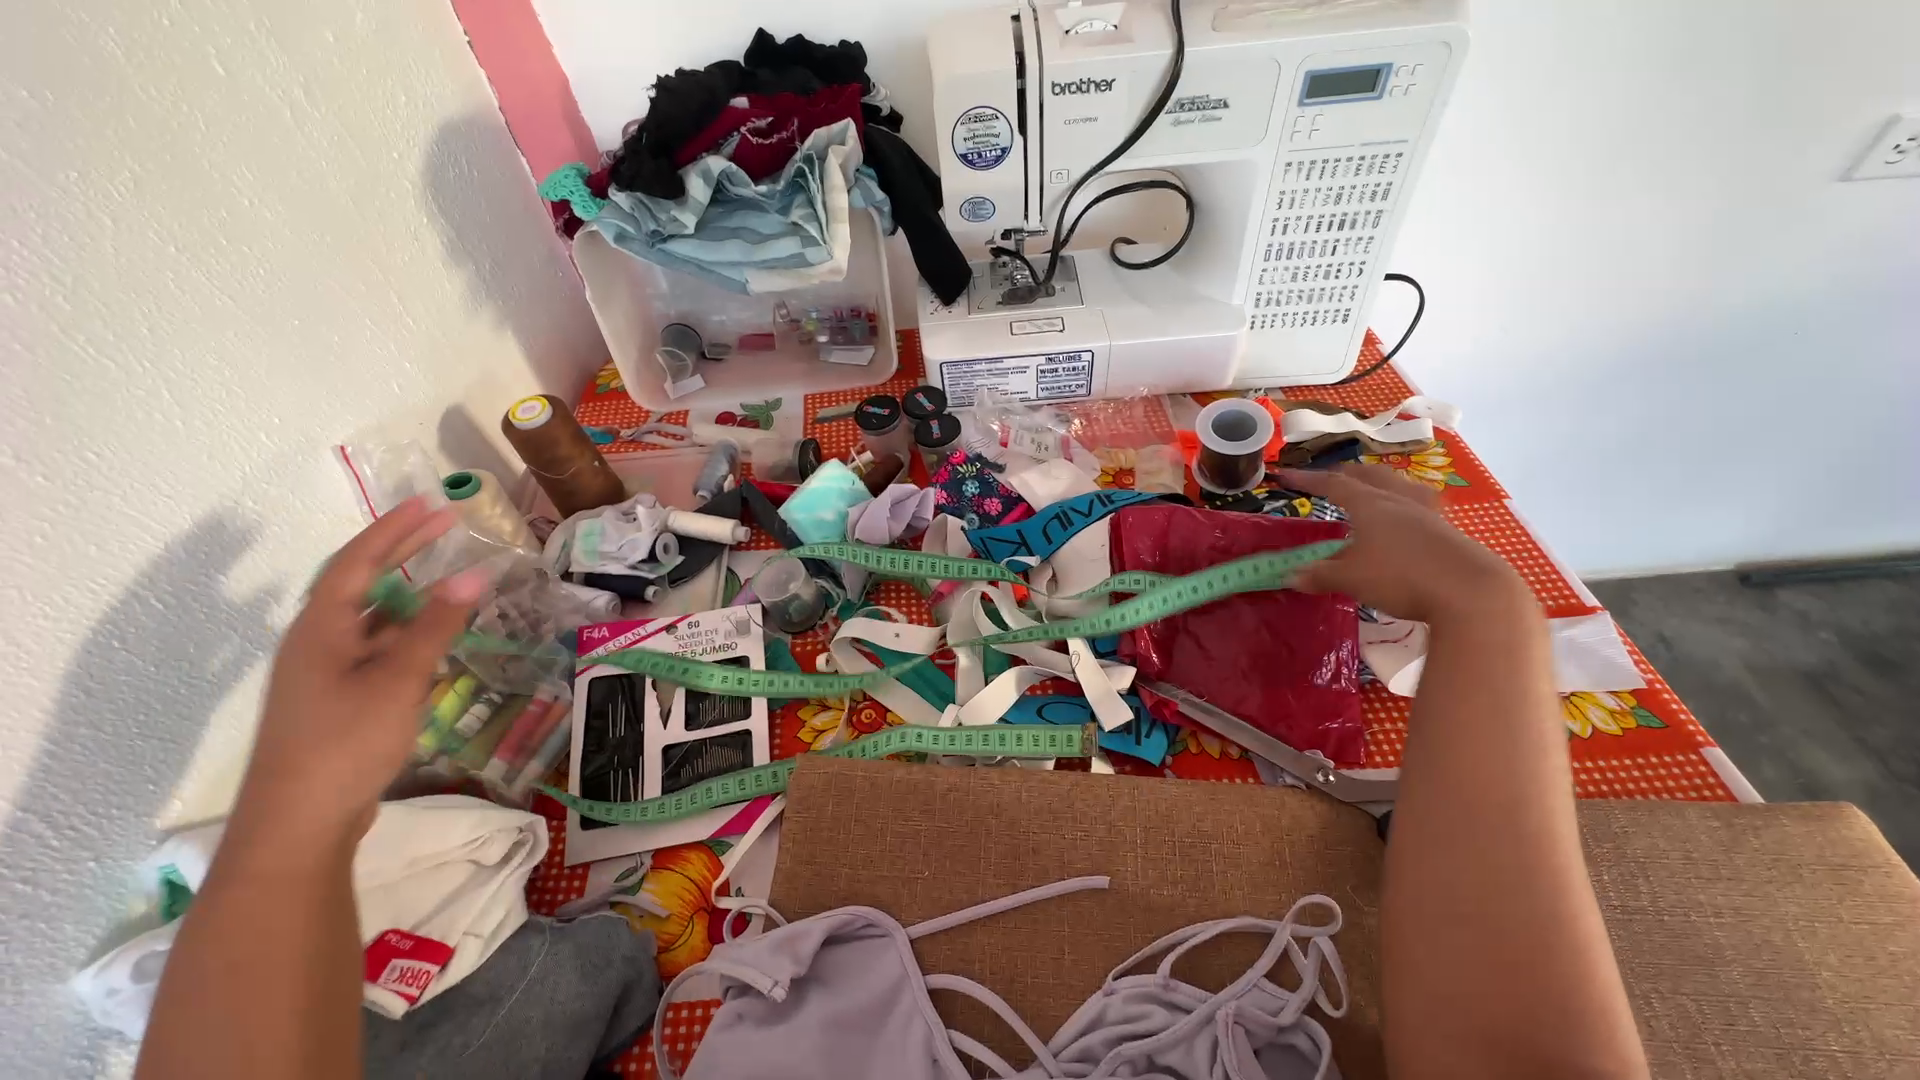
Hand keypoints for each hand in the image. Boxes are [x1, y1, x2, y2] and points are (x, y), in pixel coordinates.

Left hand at [236, 498, 486, 836]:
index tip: (433, 503)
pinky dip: (407, 635)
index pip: (358, 562)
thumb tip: (473, 574)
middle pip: (361, 584)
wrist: (300, 822)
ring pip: (370, 620)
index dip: (395, 529)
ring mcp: (323, 674)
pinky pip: (376, 650)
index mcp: (320, 629)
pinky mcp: (336, 700)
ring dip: (408, 596)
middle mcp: (316, 642)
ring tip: (448, 580)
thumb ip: (436, 625)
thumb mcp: (399, 679)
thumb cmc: (346, 742)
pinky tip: (434, 643)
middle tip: (444, 524)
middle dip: (402, 551)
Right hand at [1278, 465, 1530, 623]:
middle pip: (1372, 476)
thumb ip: (1320, 574)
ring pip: (1400, 486)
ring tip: (1374, 489)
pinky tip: (1405, 520)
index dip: (1309, 480)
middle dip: (1349, 474)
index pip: (1334, 485)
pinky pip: (1420, 507)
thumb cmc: (1401, 577)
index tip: (1287, 475)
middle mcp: (1399, 501)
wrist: (1470, 592)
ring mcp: (1428, 515)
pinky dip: (1404, 505)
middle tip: (1333, 477)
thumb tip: (1291, 575)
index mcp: (1370, 505)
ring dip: (1382, 483)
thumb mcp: (1351, 578)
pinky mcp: (1448, 532)